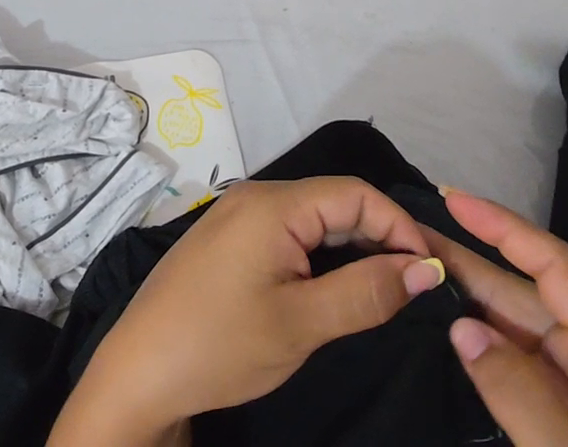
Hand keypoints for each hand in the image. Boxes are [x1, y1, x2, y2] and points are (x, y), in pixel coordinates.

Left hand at [47, 177, 443, 446]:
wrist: (137, 372)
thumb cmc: (221, 345)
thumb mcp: (302, 323)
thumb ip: (366, 291)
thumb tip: (425, 268)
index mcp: (273, 204)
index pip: (356, 194)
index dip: (400, 227)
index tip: (430, 273)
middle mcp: (254, 197)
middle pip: (334, 203)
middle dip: (378, 239)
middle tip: (411, 289)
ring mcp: (236, 217)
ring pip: (312, 220)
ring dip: (349, 251)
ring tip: (379, 293)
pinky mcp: (227, 240)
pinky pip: (286, 234)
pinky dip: (318, 256)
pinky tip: (332, 290)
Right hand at [436, 190, 567, 446]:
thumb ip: (520, 396)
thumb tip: (461, 327)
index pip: (557, 268)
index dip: (505, 228)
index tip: (454, 199)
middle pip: (534, 293)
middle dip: (474, 259)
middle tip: (409, 236)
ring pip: (530, 328)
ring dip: (477, 300)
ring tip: (421, 273)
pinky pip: (534, 365)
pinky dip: (493, 343)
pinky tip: (459, 335)